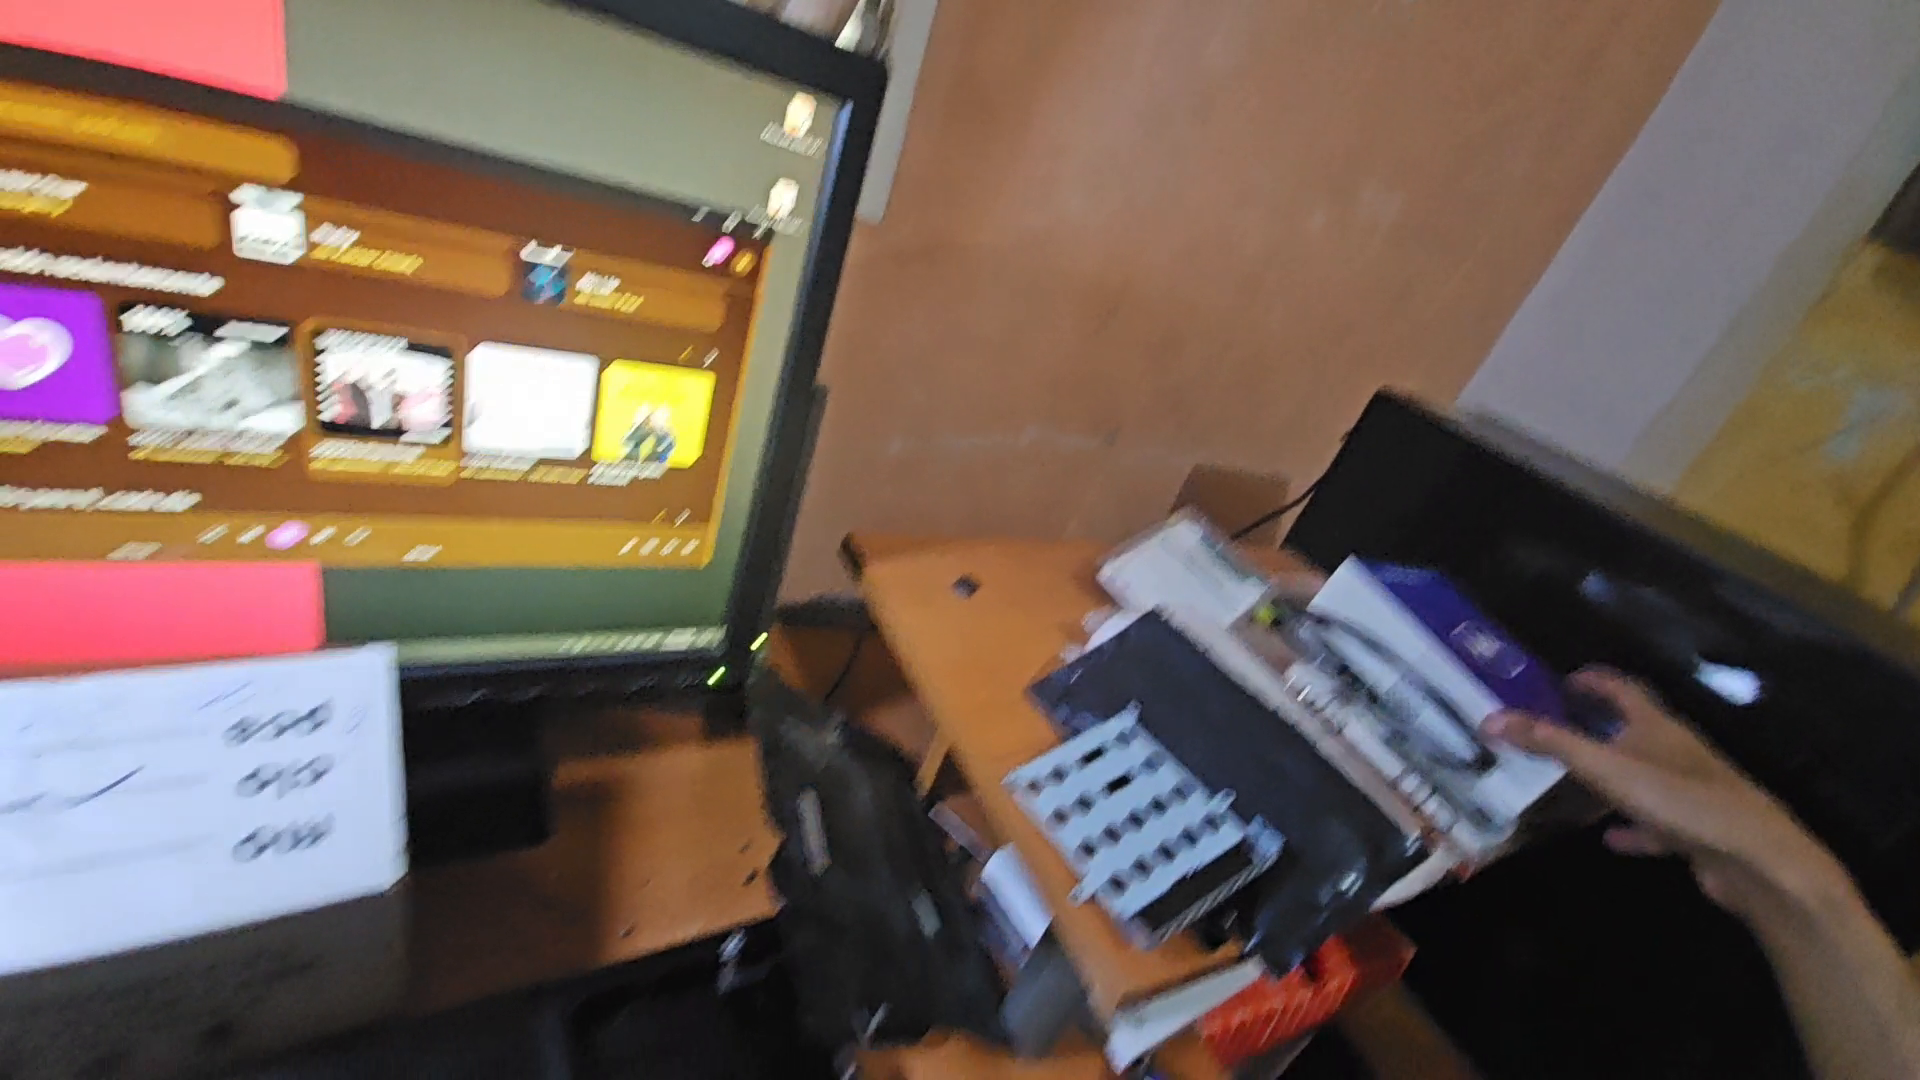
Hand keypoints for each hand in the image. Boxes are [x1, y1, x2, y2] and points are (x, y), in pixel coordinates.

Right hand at [1485, 668, 1845, 919]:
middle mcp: (1678, 752)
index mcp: (1658, 727)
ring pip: (1645, 776)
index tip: (1566, 678)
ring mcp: (1692, 792)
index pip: (1624, 690)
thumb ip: (1547, 741)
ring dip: (1612, 776)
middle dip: (1598, 726)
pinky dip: (1632, 826)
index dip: (1595, 680)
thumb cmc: (1681, 799)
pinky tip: (1609, 837)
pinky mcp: (1699, 829)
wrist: (1762, 864)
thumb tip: (1488, 718)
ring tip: (1574, 780)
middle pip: (1635, 730)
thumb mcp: (1603, 766)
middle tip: (1557, 725)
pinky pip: (1656, 823)